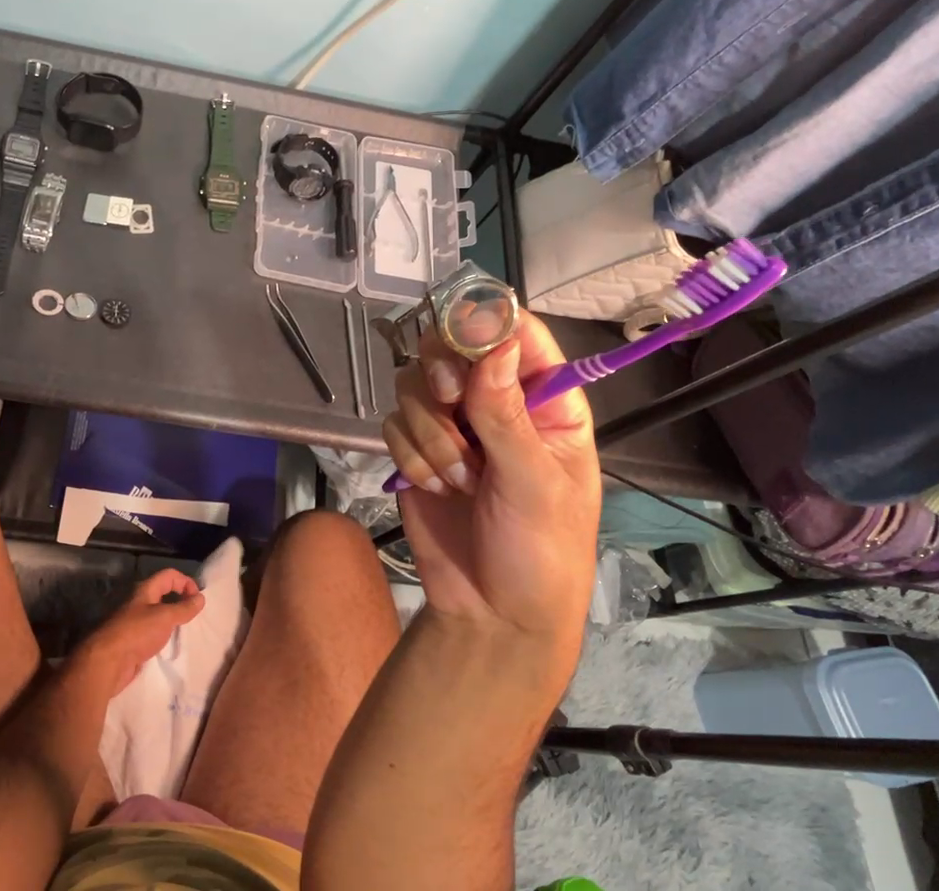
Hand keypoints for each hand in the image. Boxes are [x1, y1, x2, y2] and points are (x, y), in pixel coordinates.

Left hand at [69, 569, 204, 698]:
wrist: (109, 662)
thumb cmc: (137, 633)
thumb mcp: (165, 617)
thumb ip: (184, 608)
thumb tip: (201, 597)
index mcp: (145, 591)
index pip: (169, 576)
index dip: (185, 582)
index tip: (198, 599)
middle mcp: (140, 603)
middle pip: (164, 594)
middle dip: (181, 601)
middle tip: (195, 615)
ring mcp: (136, 623)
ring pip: (160, 615)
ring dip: (174, 620)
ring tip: (188, 630)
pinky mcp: (135, 641)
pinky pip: (155, 633)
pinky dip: (166, 636)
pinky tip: (173, 645)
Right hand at [382, 310, 599, 653]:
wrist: (491, 613)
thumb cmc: (540, 551)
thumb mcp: (535, 484)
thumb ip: (507, 414)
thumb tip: (493, 343)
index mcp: (545, 401)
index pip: (517, 335)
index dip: (486, 324)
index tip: (462, 343)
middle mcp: (495, 401)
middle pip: (451, 345)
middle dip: (443, 375)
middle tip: (450, 402)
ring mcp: (451, 425)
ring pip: (414, 385)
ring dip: (429, 433)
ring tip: (460, 481)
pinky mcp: (415, 450)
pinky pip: (393, 422)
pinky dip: (410, 455)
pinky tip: (436, 489)